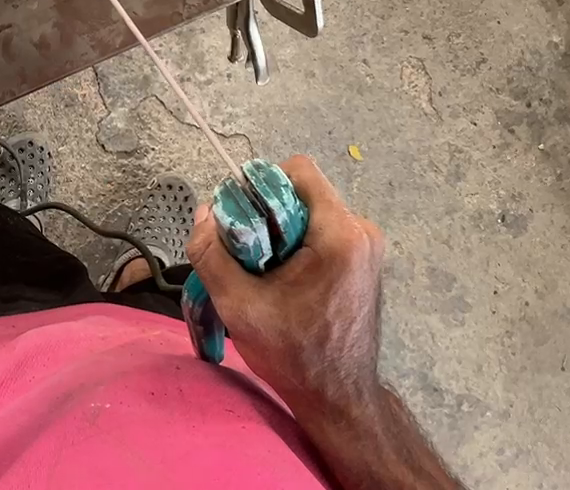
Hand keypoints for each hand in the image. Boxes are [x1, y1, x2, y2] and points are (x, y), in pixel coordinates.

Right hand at [186, 155, 385, 416]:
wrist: (339, 400)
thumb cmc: (294, 355)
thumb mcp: (238, 305)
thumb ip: (211, 253)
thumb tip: (203, 212)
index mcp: (340, 234)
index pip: (298, 170)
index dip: (260, 185)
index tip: (241, 219)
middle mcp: (361, 231)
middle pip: (300, 190)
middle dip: (265, 212)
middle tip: (246, 251)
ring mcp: (367, 245)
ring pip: (307, 210)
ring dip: (278, 229)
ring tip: (263, 269)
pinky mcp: (363, 259)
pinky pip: (319, 228)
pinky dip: (295, 242)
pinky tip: (283, 278)